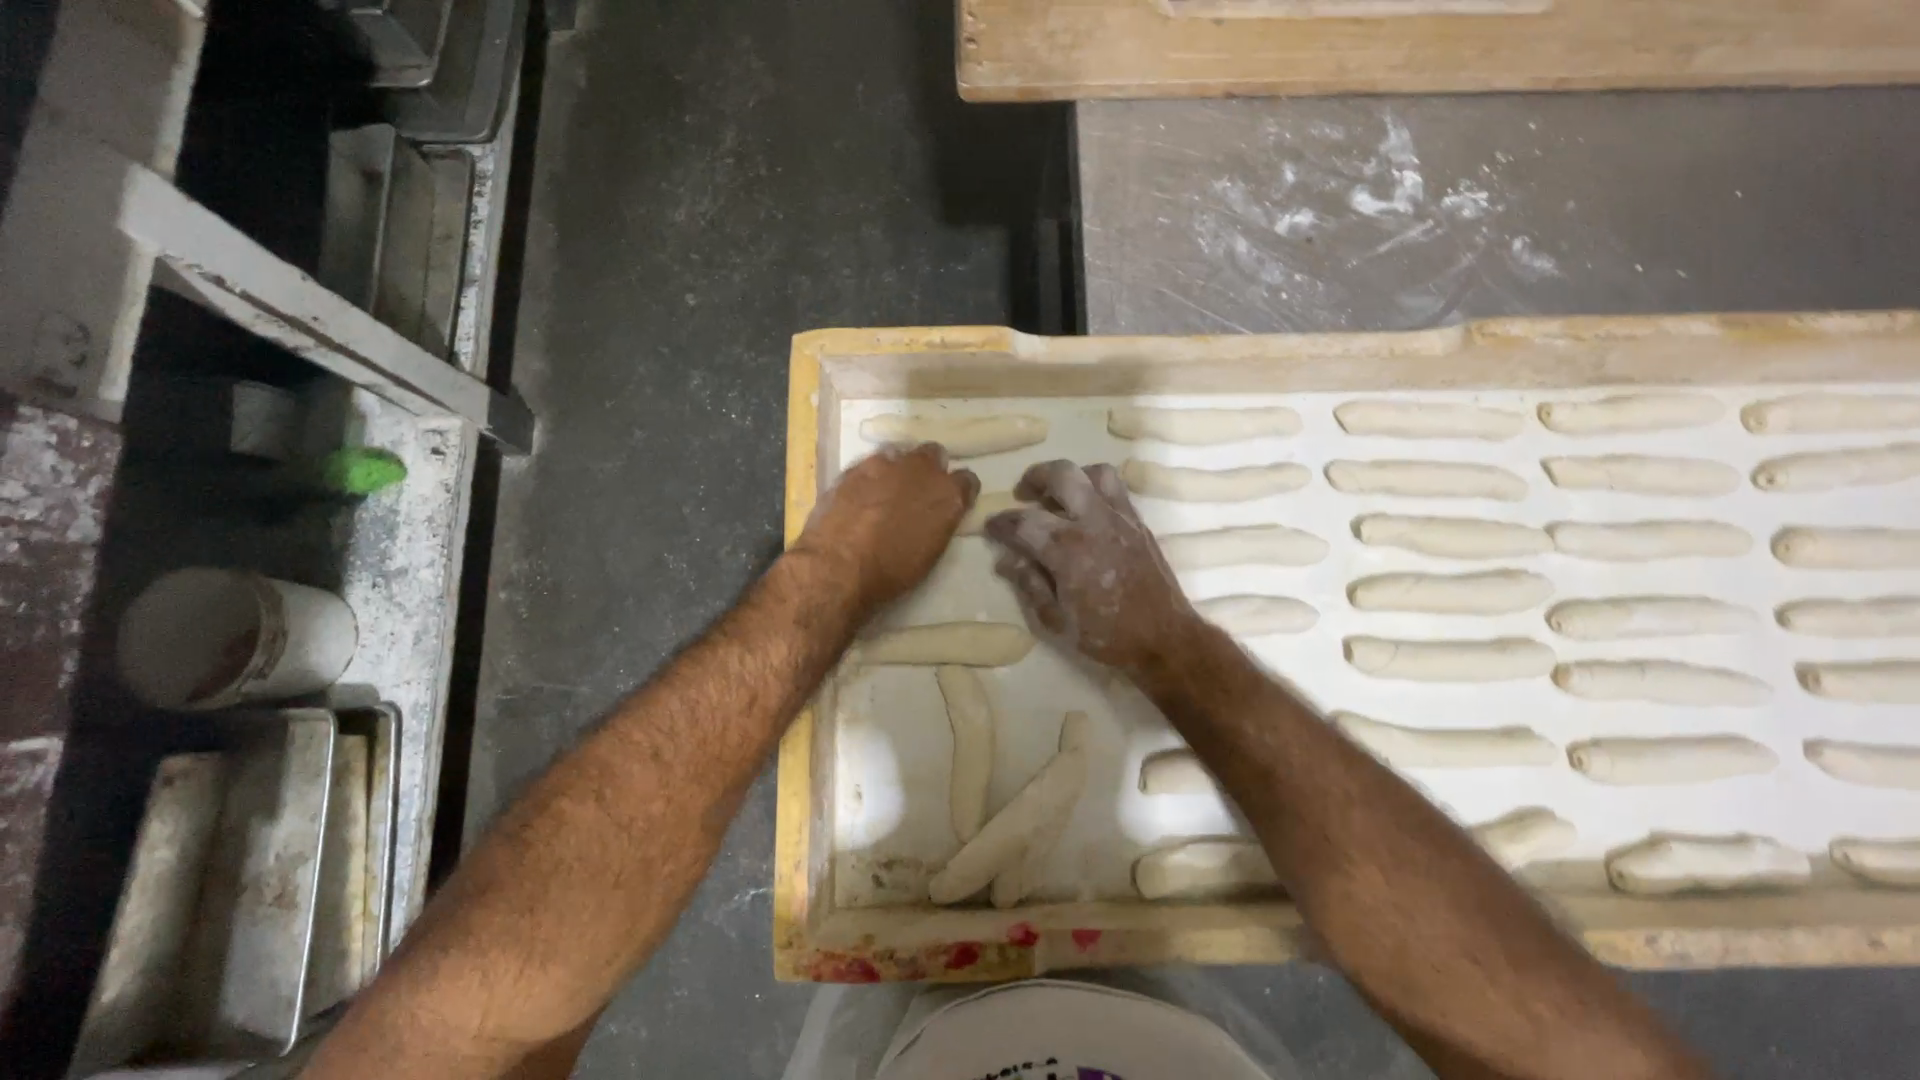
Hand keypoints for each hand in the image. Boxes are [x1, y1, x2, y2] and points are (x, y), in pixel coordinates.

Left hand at [794, 442, 978, 613]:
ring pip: (899, 453)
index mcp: (946, 494)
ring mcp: (884, 464)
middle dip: (930, 468)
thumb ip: (939, 523)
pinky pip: (869, 464)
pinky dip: (870, 476)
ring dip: (898, 468)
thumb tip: (936, 514)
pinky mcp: (853, 468)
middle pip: (933, 454)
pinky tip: (861, 495)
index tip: (953, 500)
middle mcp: (920, 470)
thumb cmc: (891, 571)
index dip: (960, 490)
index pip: (967, 480)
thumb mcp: (930, 552)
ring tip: (887, 490)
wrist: (839, 566)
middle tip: (919, 490)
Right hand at [984, 460, 1197, 672]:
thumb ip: (1029, 584)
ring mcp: (1120, 517)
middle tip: (1023, 494)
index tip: (991, 527)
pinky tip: (1086, 509)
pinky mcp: (1138, 522)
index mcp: (1067, 550)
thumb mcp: (1055, 619)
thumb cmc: (1106, 635)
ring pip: (1093, 472)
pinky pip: (1116, 487)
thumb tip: (1007, 560)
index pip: (1023, 522)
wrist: (1163, 638)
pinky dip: (1095, 487)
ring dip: (1070, 477)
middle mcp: (1093, 522)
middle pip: (1060, 475)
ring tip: (1059, 495)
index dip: (1001, 523)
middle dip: (1034, 478)